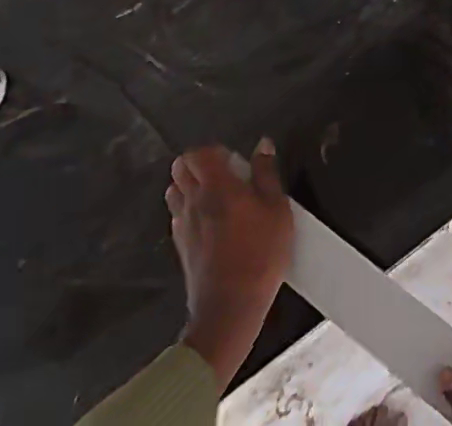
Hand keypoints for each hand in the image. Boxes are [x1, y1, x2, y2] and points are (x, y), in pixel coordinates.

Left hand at [166, 140, 293, 386]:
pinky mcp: (180, 246)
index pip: (198, 153)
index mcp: (216, 185)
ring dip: (189, 186)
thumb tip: (263, 145)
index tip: (233, 161)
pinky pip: (177, 216)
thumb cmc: (260, 252)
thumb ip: (267, 173)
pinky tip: (209, 223)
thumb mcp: (277, 208)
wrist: (231, 306)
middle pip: (179, 168)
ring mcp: (183, 224)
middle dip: (197, 164)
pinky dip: (188, 211)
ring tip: (214, 197)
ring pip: (174, 191)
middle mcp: (193, 200)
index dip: (214, 151)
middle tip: (223, 175)